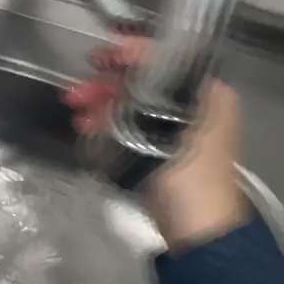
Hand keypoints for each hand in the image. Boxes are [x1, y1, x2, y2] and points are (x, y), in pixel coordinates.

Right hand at [63, 36, 249, 249]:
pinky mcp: (156, 151)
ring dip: (100, 102)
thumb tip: (134, 55)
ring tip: (76, 111)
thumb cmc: (194, 175)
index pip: (166, 59)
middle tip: (77, 89)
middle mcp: (192, 107)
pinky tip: (87, 126)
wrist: (199, 232)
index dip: (132, 52)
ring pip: (130, 102)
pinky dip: (106, 122)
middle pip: (142, 81)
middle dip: (107, 82)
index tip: (102, 54)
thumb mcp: (183, 123)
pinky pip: (126, 124)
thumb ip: (160, 85)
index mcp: (207, 95)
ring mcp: (173, 130)